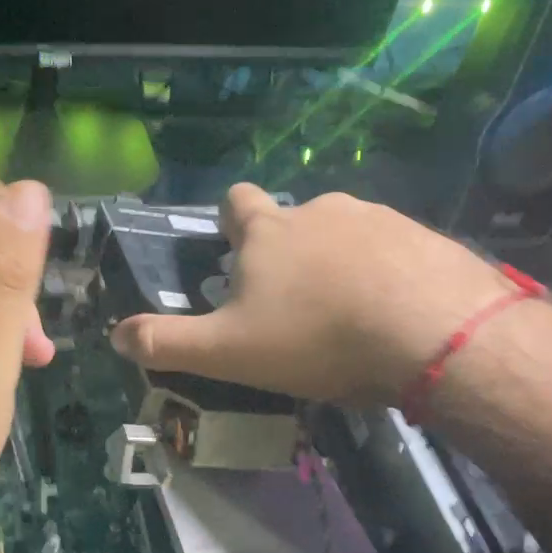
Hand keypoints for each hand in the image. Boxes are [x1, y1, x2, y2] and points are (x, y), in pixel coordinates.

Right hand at [109, 184, 514, 405]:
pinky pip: (393, 250)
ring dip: (338, 264)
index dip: (230, 223)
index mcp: (268, 230)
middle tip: (290, 306)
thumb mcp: (228, 351)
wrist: (436, 334)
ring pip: (344, 235)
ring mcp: (379, 217)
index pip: (236, 201)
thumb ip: (168, 343)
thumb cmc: (317, 337)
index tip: (233, 254)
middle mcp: (321, 209)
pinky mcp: (427, 237)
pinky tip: (393, 316)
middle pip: (292, 221)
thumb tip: (116, 335)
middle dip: (286, 254)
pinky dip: (385, 274)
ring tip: (346, 317)